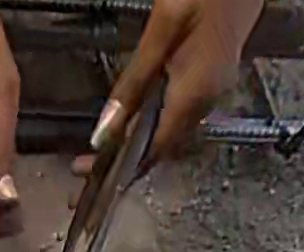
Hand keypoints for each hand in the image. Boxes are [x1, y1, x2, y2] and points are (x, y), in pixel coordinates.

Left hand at [92, 0, 265, 159]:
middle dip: (125, 158)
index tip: (89, 168)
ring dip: (140, 140)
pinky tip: (138, 111)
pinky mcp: (215, 76)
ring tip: (109, 139)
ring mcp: (214, 89)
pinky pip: (180, 112)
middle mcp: (207, 101)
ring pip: (171, 132)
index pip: (153, 152)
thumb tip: (103, 134)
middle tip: (89, 158)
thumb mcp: (161, 30)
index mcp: (194, 96)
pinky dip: (155, 120)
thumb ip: (132, 84)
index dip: (120, 166)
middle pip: (161, 147)